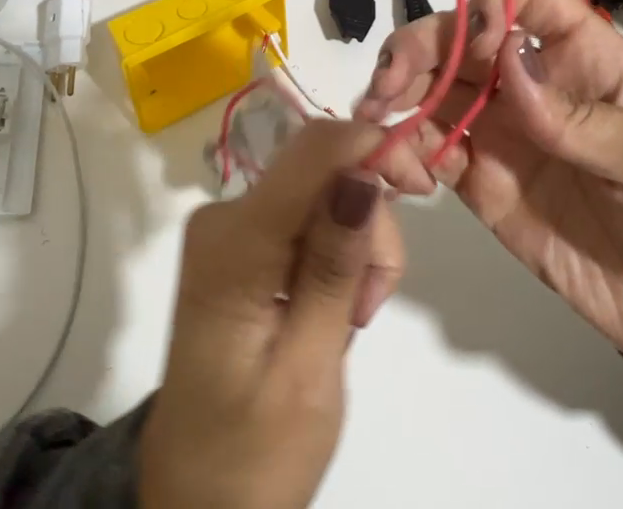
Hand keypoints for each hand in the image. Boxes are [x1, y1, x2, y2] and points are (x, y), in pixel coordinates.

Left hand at [139, 122, 401, 508]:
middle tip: (370, 306)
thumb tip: (362, 172)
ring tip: (350, 320)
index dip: (375, 147)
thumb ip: (334, 265)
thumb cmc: (255, 448)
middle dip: (369, 226)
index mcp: (233, 241)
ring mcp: (229, 229)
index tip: (423, 190)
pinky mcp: (241, 245)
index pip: (312, 149)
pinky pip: (306, 220)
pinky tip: (331, 308)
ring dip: (356, 248)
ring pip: (323, 195)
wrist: (199, 495)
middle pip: (324, 172)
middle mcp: (223, 216)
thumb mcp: (308, 367)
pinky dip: (335, 257)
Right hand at [357, 0, 622, 368]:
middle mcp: (533, 83)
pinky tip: (395, 166)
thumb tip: (505, 61)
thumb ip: (583, 118)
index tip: (478, 44)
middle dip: (418, 46)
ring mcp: (503, 133)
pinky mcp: (482, 185)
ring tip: (375, 122)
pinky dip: (402, 149)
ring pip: (433, 87)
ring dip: (396, 92)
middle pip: (461, 35)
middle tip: (387, 88)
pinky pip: (431, 151)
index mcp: (587, 56)